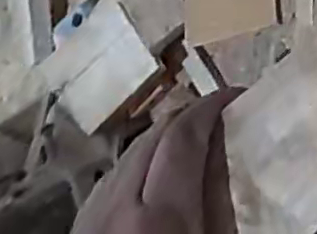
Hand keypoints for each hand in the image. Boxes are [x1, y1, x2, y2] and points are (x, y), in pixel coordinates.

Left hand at [73, 88, 242, 233]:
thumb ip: (222, 194)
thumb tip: (232, 141)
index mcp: (160, 211)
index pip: (184, 132)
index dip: (213, 104)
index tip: (239, 95)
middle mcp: (116, 208)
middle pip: (155, 135)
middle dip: (191, 114)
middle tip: (222, 113)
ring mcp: (88, 221)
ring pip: (129, 154)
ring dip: (164, 137)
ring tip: (193, 139)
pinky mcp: (77, 230)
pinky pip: (109, 182)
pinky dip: (137, 164)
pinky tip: (155, 174)